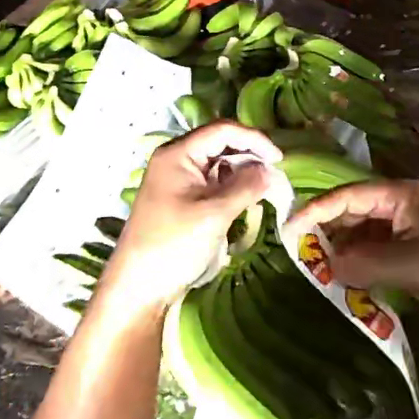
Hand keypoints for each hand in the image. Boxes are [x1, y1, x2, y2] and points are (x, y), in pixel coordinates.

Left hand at [99, 123, 282, 317]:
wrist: (138, 288)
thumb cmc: (173, 245)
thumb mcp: (215, 214)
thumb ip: (246, 186)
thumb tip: (271, 170)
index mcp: (178, 153)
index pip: (223, 130)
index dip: (255, 139)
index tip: (280, 159)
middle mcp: (176, 159)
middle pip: (220, 143)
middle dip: (250, 155)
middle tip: (276, 174)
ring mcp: (177, 178)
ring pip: (218, 162)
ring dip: (243, 171)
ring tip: (265, 187)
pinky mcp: (181, 197)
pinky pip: (212, 181)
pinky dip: (232, 185)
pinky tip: (246, 199)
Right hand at [287, 180, 418, 334]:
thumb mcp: (414, 266)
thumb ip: (366, 264)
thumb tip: (328, 266)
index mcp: (401, 197)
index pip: (347, 196)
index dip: (315, 211)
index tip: (286, 231)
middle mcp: (400, 209)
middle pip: (352, 214)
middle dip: (326, 234)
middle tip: (297, 258)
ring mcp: (408, 233)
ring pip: (362, 238)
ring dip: (342, 254)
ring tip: (315, 275)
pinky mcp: (414, 256)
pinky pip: (376, 257)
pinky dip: (359, 269)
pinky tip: (343, 286)